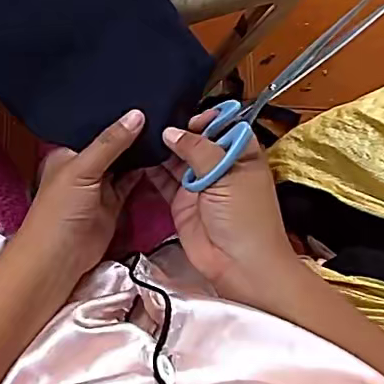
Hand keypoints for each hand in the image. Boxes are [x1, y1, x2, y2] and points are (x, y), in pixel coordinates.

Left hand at [11, 109, 144, 288]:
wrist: (60, 257)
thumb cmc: (60, 210)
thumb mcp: (82, 169)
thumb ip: (110, 143)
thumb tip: (137, 114)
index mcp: (68, 152)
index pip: (94, 127)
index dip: (114, 114)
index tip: (140, 95)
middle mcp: (84, 166)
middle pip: (112, 144)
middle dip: (131, 131)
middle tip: (161, 109)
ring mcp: (100, 185)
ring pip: (124, 162)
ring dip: (140, 150)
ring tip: (165, 126)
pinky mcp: (114, 202)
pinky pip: (132, 181)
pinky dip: (145, 171)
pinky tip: (161, 154)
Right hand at [145, 110, 304, 310]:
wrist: (241, 264)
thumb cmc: (246, 218)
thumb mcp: (227, 175)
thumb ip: (199, 149)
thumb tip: (172, 132)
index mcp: (242, 154)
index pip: (225, 125)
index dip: (208, 119)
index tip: (191, 119)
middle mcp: (220, 166)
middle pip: (197, 140)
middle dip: (179, 130)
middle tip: (155, 118)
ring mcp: (200, 184)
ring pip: (177, 158)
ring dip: (162, 147)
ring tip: (141, 131)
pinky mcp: (182, 202)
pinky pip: (163, 180)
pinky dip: (151, 169)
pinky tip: (136, 154)